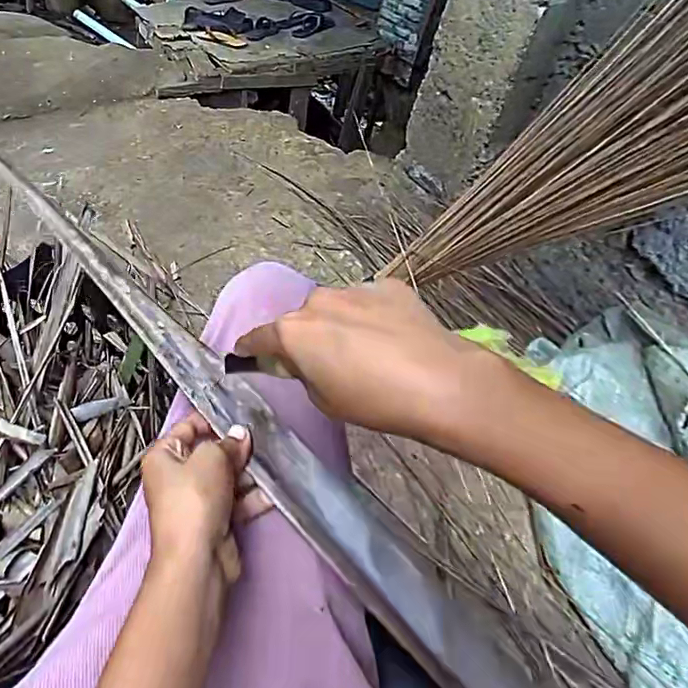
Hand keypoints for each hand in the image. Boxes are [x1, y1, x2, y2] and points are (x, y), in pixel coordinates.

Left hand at [140, 412, 267, 579]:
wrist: (197, 558)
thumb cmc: (194, 501)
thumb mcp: (211, 459)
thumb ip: (227, 443)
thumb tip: (240, 434)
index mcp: (163, 457)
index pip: (186, 428)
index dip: (211, 420)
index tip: (237, 416)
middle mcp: (176, 477)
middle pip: (210, 454)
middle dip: (234, 449)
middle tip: (260, 441)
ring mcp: (196, 500)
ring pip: (226, 478)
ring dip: (247, 473)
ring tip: (270, 464)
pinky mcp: (215, 520)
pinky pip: (235, 502)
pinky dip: (251, 497)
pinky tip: (271, 491)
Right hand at [235, 279, 501, 446]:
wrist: (442, 383)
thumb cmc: (374, 400)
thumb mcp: (324, 399)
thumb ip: (302, 373)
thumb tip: (301, 361)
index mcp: (292, 331)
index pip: (257, 337)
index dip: (248, 348)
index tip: (245, 353)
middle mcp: (316, 302)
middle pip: (299, 320)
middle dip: (304, 337)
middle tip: (322, 362)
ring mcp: (354, 290)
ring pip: (334, 307)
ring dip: (338, 324)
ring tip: (365, 350)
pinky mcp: (388, 287)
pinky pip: (367, 301)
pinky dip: (370, 316)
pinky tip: (391, 338)